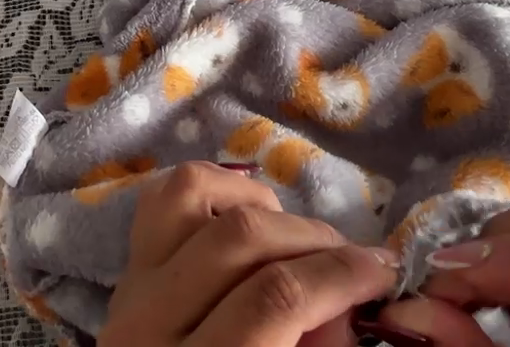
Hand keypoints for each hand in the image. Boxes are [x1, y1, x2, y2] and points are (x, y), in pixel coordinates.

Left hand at [101, 161, 399, 346]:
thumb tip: (346, 298)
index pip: (275, 298)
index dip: (338, 275)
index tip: (383, 270)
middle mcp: (152, 323)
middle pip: (239, 239)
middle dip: (311, 238)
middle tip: (352, 258)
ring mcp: (132, 288)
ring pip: (193, 197)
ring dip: (260, 206)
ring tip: (296, 239)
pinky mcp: (126, 269)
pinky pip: (163, 196)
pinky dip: (211, 186)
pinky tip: (246, 210)